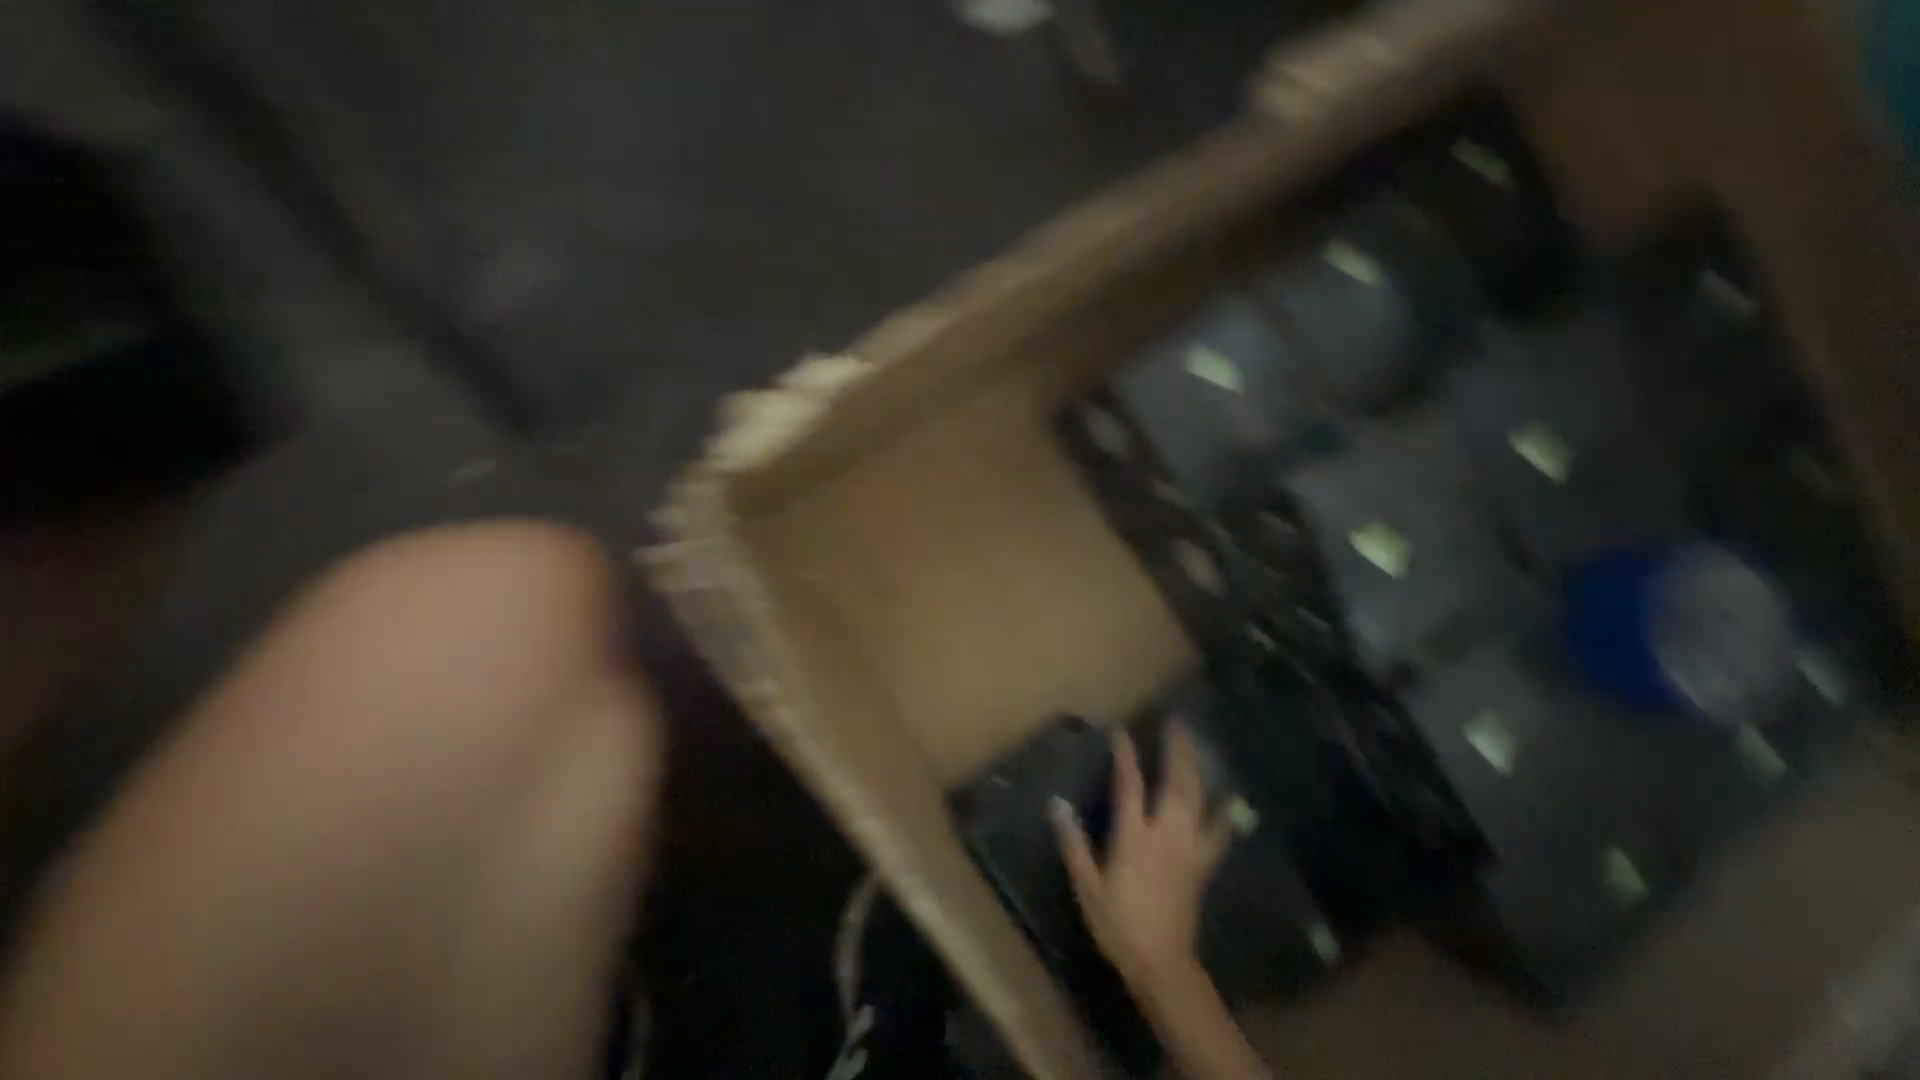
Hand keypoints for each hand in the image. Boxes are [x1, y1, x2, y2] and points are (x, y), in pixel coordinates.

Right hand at [1050, 723, 1232, 984]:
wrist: (1161, 962)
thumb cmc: (1117, 923)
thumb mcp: (1086, 885)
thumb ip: (1073, 843)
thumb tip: (1057, 804)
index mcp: (1134, 836)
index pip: (1129, 784)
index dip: (1125, 755)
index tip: (1121, 730)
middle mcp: (1166, 834)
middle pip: (1176, 782)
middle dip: (1176, 750)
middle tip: (1176, 723)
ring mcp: (1189, 848)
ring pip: (1198, 799)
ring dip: (1197, 769)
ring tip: (1195, 746)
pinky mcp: (1202, 864)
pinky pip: (1218, 832)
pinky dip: (1224, 813)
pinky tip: (1230, 801)